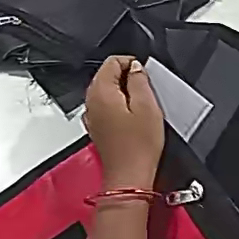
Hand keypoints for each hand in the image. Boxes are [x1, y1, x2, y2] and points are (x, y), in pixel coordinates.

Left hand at [84, 55, 165, 189]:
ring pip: (106, 90)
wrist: (129, 176)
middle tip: (145, 90)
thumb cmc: (138, 147)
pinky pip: (106, 106)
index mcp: (101, 91)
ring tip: (141, 106)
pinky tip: (132, 118)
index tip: (144, 72)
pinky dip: (118, 106)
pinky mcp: (96, 126)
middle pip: (107, 74)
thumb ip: (139, 80)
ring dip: (123, 92)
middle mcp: (91, 101)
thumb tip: (135, 67)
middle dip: (127, 77)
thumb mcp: (147, 106)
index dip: (130, 63)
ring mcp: (92, 114)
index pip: (112, 61)